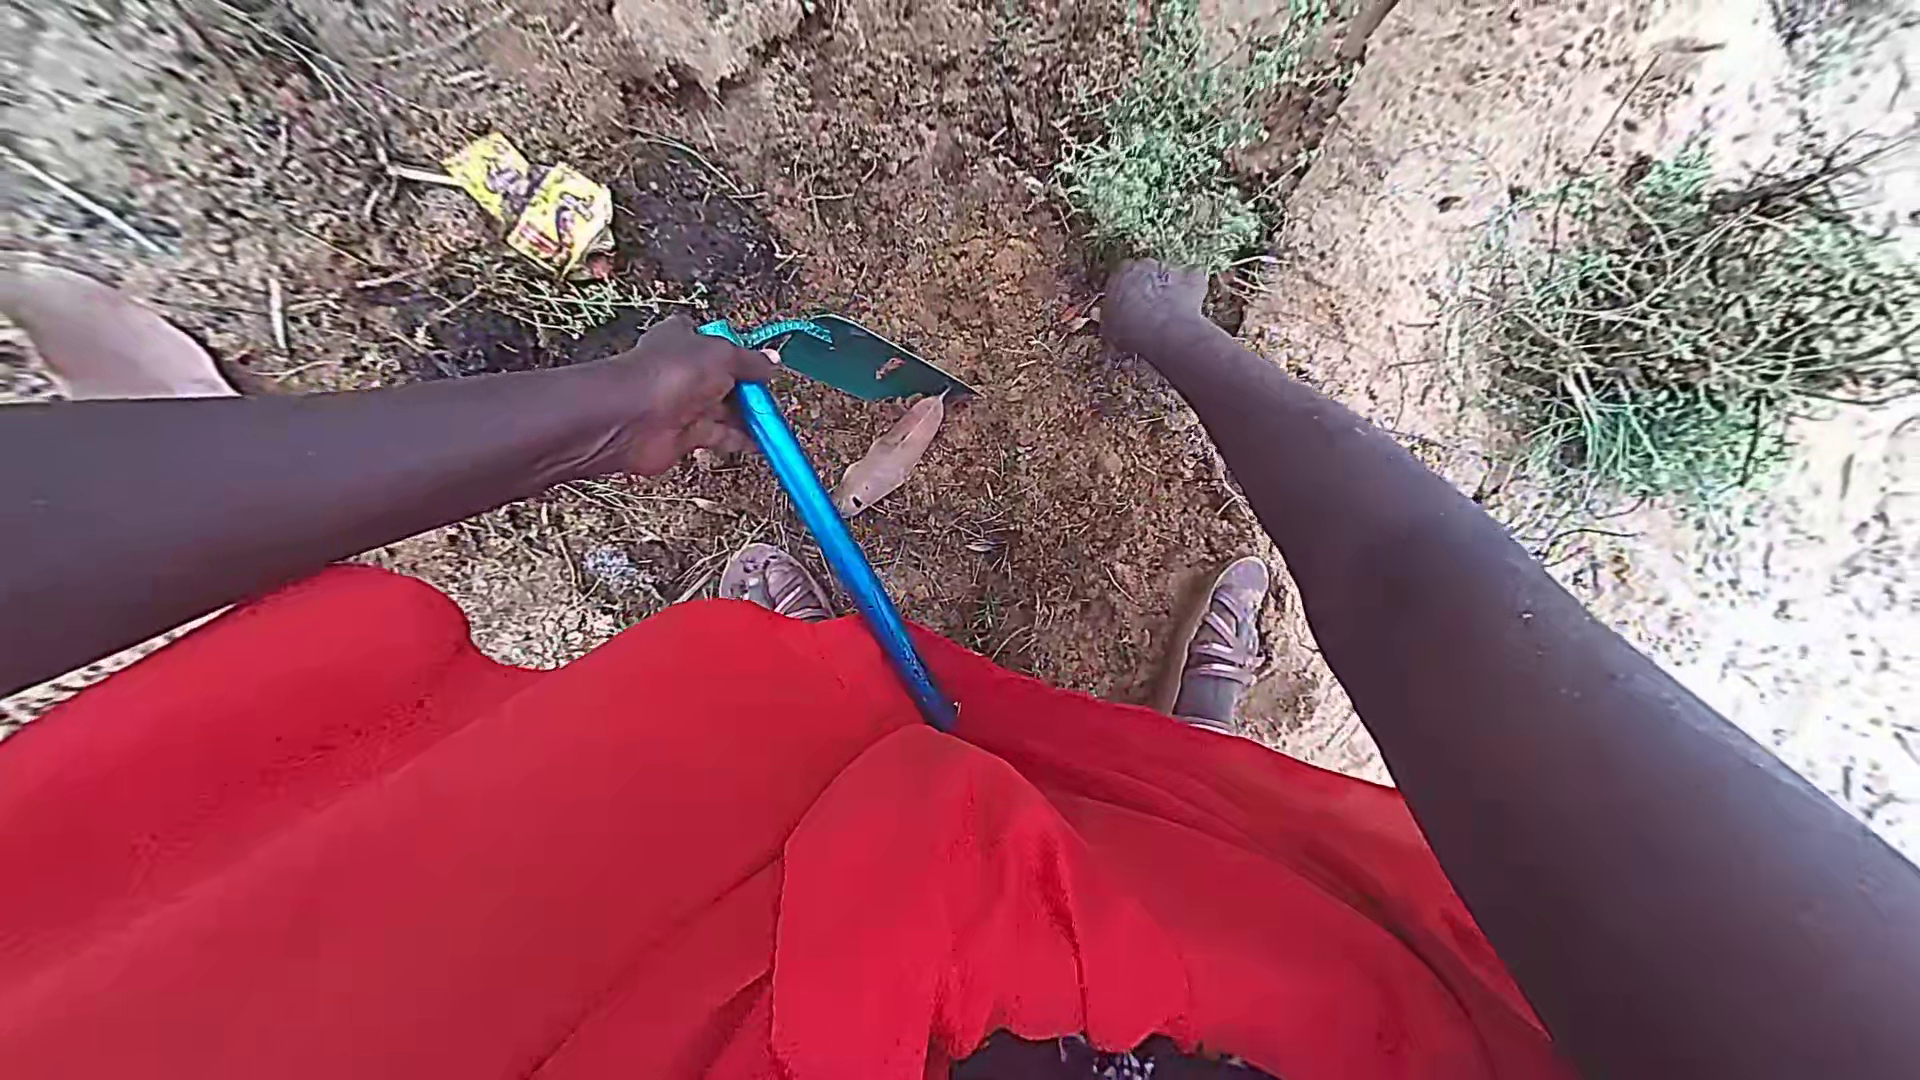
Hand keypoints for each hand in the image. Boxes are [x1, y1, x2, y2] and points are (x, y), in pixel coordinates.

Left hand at [575, 315, 778, 475]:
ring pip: (727, 410)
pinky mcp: (688, 434)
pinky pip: (722, 436)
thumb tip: (775, 362)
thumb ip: (751, 361)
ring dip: (751, 418)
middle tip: (775, 400)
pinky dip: (743, 440)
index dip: (742, 354)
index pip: (718, 343)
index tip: (765, 367)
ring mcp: (686, 404)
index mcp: (686, 340)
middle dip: (751, 391)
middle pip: (727, 380)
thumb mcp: (723, 356)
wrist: (632, 418)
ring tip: (776, 425)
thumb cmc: (674, 374)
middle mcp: (685, 371)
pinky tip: (764, 444)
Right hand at [1102, 260, 1209, 357]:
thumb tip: (1103, 315)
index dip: (1123, 292)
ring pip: (1168, 274)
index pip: (1120, 276)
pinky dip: (1191, 290)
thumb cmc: (1130, 330)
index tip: (1125, 306)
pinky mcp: (1193, 278)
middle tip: (1146, 309)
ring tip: (1167, 312)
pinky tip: (1188, 306)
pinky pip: (1192, 280)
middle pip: (1145, 271)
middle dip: (1146, 286)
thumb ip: (1107, 316)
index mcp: (1121, 274)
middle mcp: (1146, 264)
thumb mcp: (1108, 328)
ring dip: (1168, 287)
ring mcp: (1171, 269)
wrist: (1164, 331)